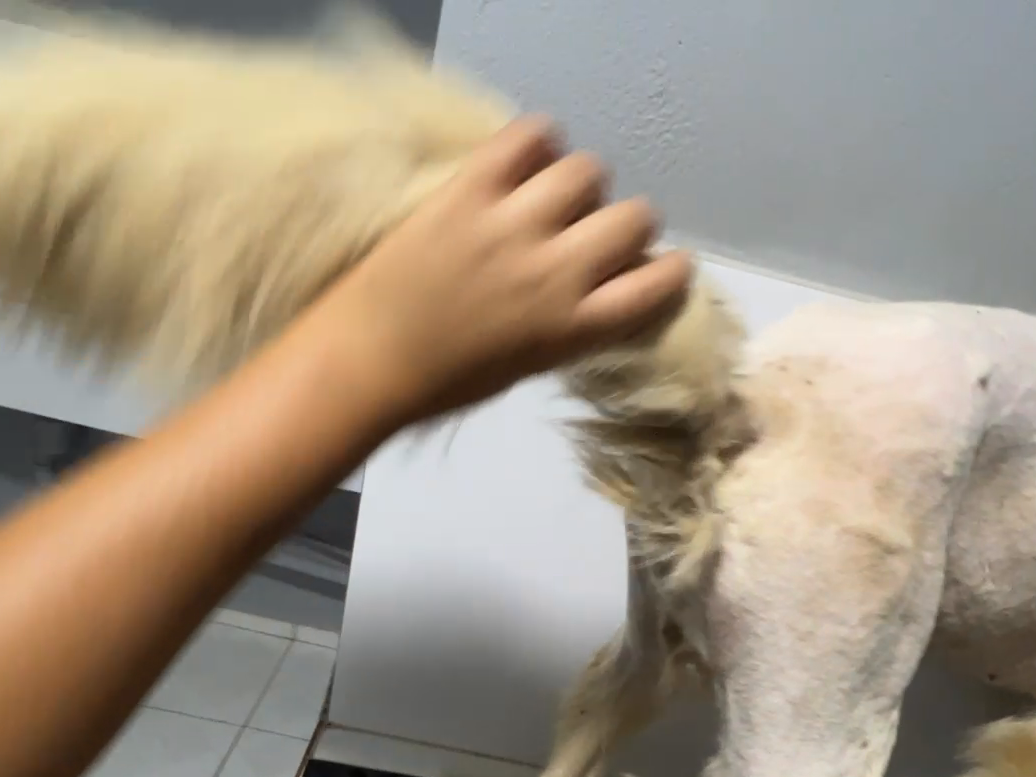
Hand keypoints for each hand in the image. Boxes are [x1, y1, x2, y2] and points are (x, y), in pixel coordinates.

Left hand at [296, 115, 694, 424]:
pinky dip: (536, 143)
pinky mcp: (470, 190)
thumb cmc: (445, 382)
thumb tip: (598, 292)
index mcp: (573, 327)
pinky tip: (523, 164)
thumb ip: (572, 327)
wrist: (368, 362)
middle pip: (635, 217)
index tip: (655, 267)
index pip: (657, 283)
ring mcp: (512, 226)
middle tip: (591, 234)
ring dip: (579, 185)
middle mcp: (556, 272)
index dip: (668, 271)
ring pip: (588, 171)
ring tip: (550, 198)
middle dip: (624, 226)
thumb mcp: (528, 366)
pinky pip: (529, 136)